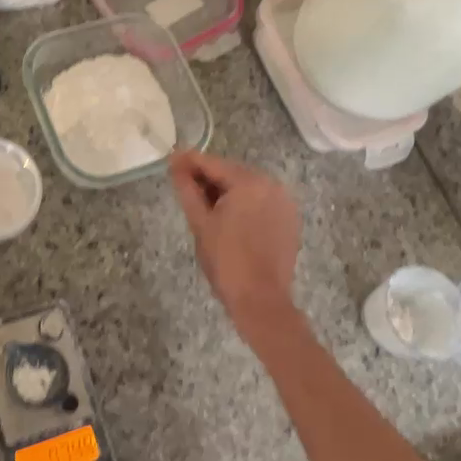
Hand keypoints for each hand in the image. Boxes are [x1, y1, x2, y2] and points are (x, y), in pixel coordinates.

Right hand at [168, 150, 301, 346]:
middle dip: (209, 179)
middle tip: (186, 191)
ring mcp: (284, 202)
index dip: (189, 162)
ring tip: (206, 210)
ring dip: (226, 193)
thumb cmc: (225, 260)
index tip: (171, 160)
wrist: (260, 300)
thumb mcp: (200, 222)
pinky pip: (261, 202)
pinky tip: (229, 221)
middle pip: (232, 173)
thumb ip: (187, 188)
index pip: (213, 164)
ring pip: (247, 188)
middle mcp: (272, 184)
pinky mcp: (289, 219)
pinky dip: (244, 205)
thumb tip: (175, 161)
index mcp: (249, 182)